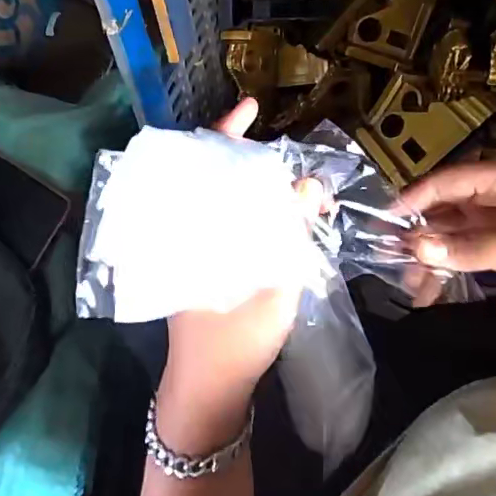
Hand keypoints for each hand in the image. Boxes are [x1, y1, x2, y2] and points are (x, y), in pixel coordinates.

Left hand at [158, 97, 322, 450]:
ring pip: (217, 197)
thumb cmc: (234, 340)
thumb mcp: (273, 285)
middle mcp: (185, 229)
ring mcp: (191, 245)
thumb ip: (291, 234)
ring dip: (246, 181)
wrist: (207, 388)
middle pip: (210, 175)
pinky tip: (269, 207)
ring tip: (281, 170)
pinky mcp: (201, 261)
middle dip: (242, 154)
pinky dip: (246, 206)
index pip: (205, 165)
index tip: (251, 107)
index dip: (226, 132)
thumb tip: (309, 186)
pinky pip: (223, 218)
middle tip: (278, 144)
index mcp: (192, 227)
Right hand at [398, 155, 495, 302]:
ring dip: (435, 252)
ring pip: (458, 233)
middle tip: (390, 258)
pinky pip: (475, 252)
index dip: (414, 199)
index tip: (383, 221)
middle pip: (448, 208)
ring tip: (412, 282)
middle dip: (420, 231)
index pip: (447, 181)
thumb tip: (417, 248)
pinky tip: (436, 283)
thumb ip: (476, 248)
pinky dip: (455, 265)